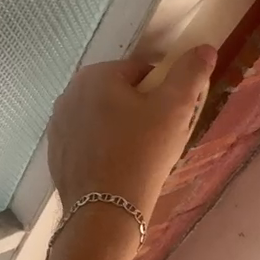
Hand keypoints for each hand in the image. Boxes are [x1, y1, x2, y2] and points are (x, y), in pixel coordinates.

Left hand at [47, 46, 215, 218]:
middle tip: (157, 139)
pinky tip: (116, 168)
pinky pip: (88, 142)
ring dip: (121, 129)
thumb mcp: (175, 108)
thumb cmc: (142, 153)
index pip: (141, 72)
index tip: (170, 118)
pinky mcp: (56, 152)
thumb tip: (203, 49)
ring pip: (102, 118)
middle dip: (140, 110)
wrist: (104, 210)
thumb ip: (190, 73)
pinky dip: (103, 149)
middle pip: (119, 94)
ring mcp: (57, 125)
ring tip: (138, 156)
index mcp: (94, 75)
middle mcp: (68, 94)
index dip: (162, 92)